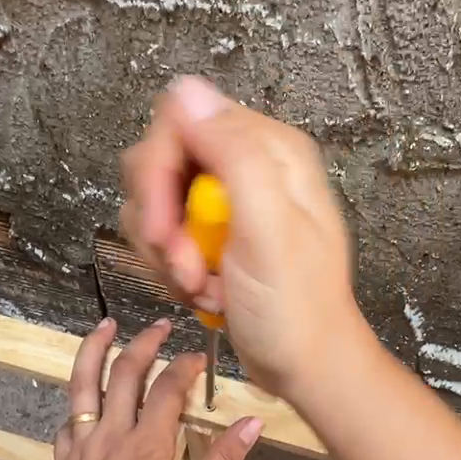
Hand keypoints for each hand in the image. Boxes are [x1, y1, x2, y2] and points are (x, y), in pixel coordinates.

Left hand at [52, 315, 261, 459]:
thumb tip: (252, 422)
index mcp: (147, 443)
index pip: (168, 388)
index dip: (184, 366)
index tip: (197, 356)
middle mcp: (111, 434)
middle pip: (124, 373)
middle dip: (144, 344)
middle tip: (159, 325)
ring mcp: (82, 446)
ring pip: (83, 386)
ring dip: (93, 351)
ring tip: (104, 327)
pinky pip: (67, 423)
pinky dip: (77, 405)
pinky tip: (83, 404)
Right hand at [119, 76, 370, 399]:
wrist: (305, 368)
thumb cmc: (296, 309)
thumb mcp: (270, 229)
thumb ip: (235, 156)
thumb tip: (186, 91)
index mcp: (268, 151)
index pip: (181, 120)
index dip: (158, 172)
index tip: (164, 229)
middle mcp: (246, 167)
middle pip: (161, 161)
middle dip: (160, 220)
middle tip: (184, 265)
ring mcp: (226, 204)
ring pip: (155, 203)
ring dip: (165, 253)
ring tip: (198, 284)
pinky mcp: (211, 237)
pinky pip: (163, 238)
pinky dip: (172, 270)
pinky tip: (201, 291)